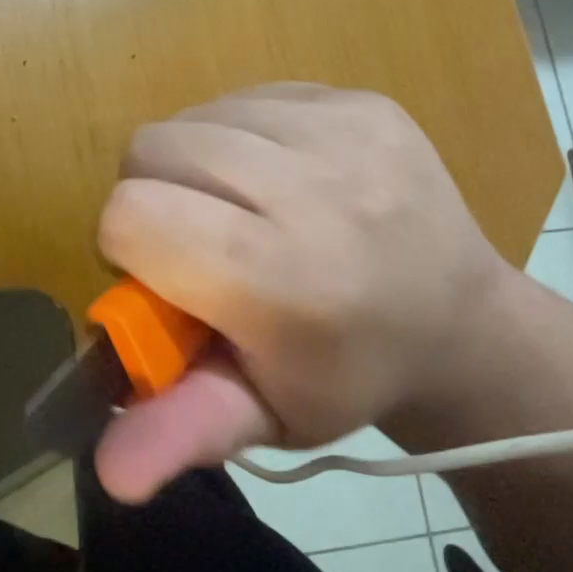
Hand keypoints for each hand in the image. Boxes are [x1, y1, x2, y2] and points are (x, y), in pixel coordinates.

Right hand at [93, 84, 512, 501]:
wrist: (464, 323)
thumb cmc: (342, 375)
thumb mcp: (260, 417)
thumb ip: (182, 433)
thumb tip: (109, 474)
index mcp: (283, 281)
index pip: (131, 215)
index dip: (128, 248)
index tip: (166, 278)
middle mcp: (317, 193)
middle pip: (151, 149)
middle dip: (150, 195)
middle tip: (194, 238)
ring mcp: (346, 134)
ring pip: (191, 118)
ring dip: (190, 163)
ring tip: (236, 207)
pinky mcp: (363, 101)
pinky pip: (241, 97)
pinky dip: (234, 135)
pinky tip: (275, 178)